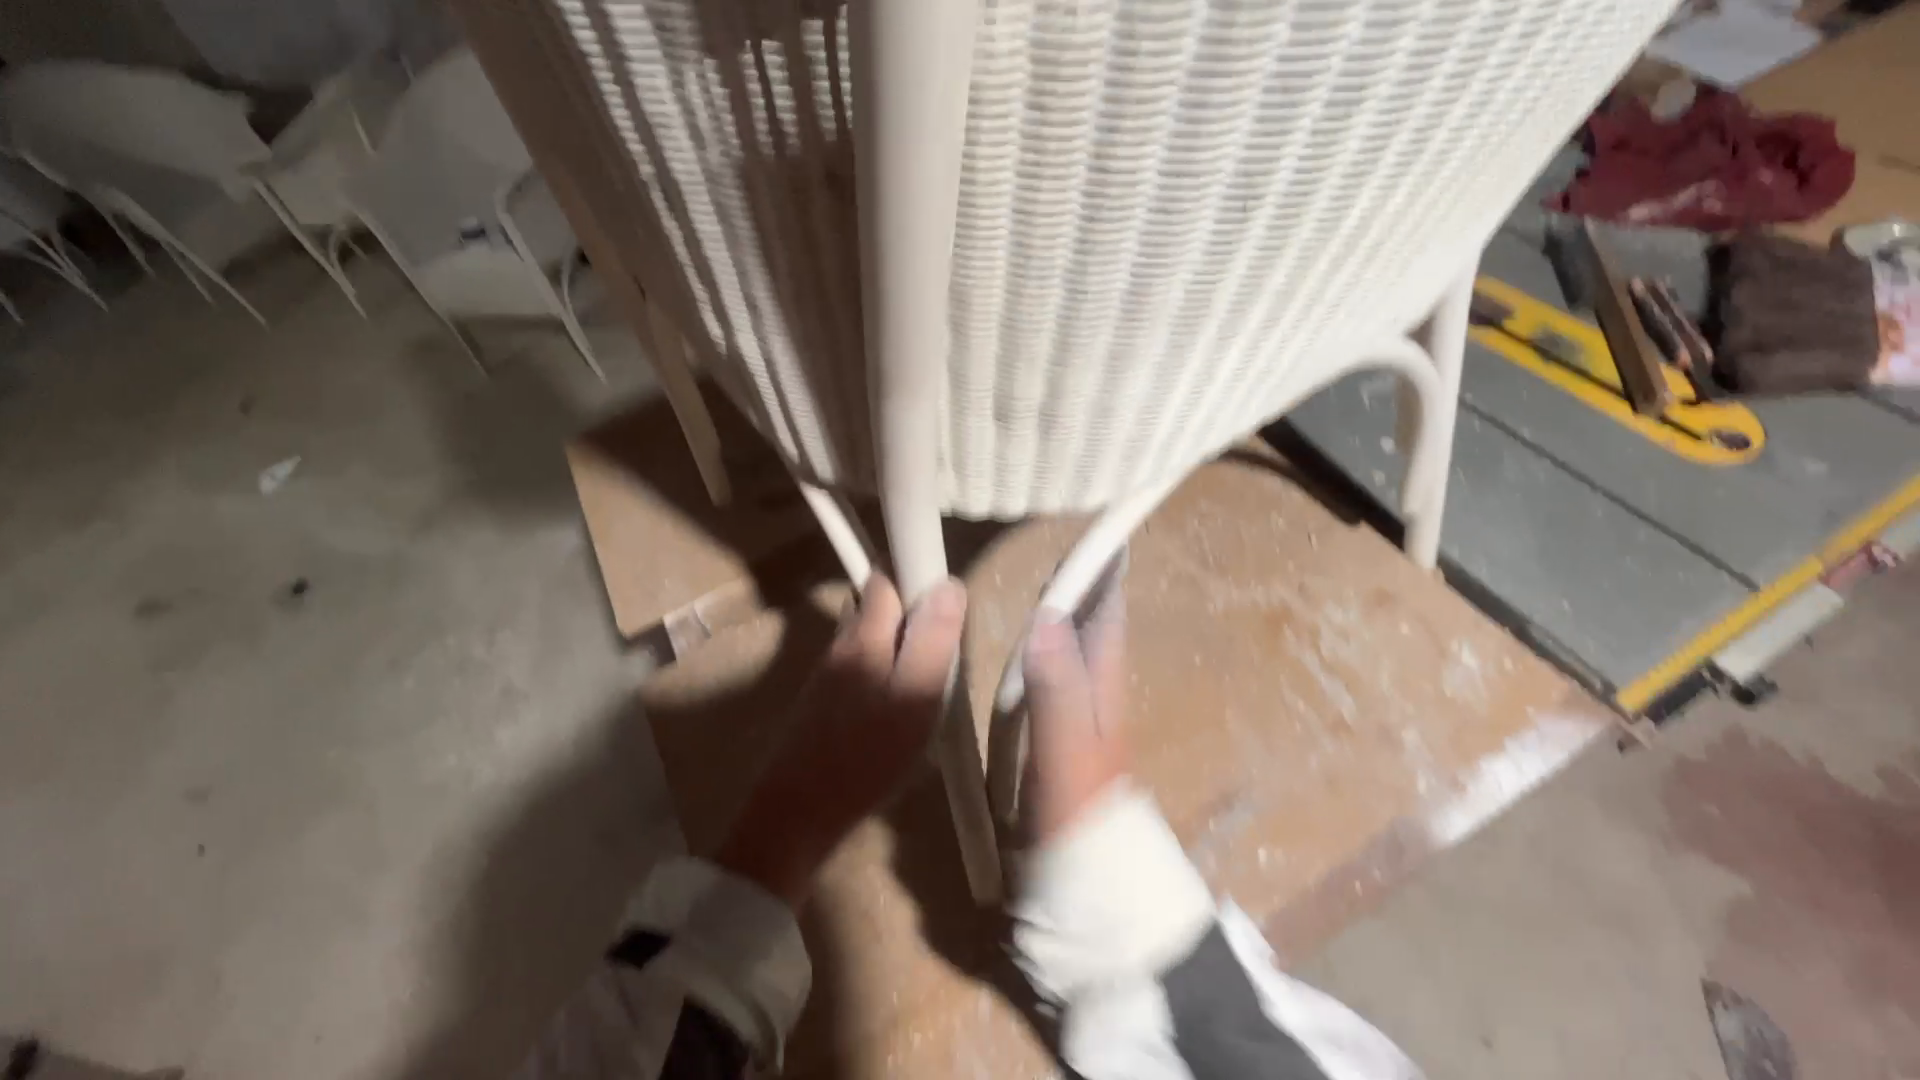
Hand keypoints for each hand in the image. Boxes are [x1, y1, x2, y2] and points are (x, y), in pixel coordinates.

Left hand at [715, 575, 966, 906]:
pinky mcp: (819, 706)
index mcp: (864, 636)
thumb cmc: (867, 755)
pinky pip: (858, 670)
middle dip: (908, 612)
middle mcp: (839, 646)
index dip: (914, 575)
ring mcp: (825, 677)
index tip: (945, 596)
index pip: (885, 578)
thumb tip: (948, 583)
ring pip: (866, 640)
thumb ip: (932, 640)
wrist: (798, 814)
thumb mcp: (916, 697)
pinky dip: (881, 673)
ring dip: (895, 645)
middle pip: (874, 608)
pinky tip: (896, 707)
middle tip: (946, 644)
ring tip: (928, 678)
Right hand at [1020, 558, 1130, 845]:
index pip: (1108, 618)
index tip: (1100, 534)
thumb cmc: (1076, 816)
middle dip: (1085, 588)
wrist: (1082, 883)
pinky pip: (1055, 679)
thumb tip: (1049, 616)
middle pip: (1094, 630)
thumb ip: (1058, 689)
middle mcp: (1096, 696)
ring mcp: (1079, 719)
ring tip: (1048, 587)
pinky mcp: (1058, 738)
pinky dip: (1045, 653)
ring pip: (1076, 653)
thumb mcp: (1066, 753)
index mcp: (1103, 690)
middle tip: (1066, 550)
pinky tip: (1029, 654)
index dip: (1106, 577)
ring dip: (1066, 617)